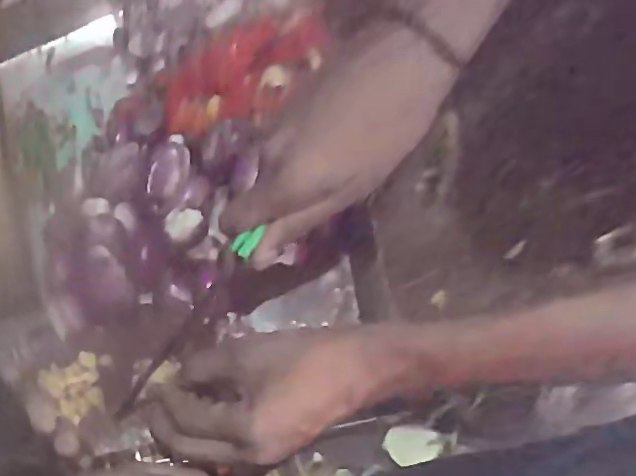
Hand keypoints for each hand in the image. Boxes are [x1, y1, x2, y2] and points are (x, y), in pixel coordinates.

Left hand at [149, 327, 416, 464]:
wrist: (361, 370)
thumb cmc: (307, 355)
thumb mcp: (248, 352)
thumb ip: (204, 365)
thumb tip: (178, 375)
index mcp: (244, 431)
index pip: (188, 421)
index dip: (166, 401)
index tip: (156, 383)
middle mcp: (247, 458)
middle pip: (189, 450)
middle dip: (164, 427)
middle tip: (152, 404)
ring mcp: (259, 462)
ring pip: (204, 456)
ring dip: (182, 436)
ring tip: (168, 410)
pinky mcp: (268, 456)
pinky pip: (223, 454)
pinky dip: (204, 438)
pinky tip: (199, 416)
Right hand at [224, 22, 457, 267]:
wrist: (404, 56)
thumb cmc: (384, 138)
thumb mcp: (345, 195)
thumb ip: (295, 225)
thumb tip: (255, 259)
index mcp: (280, 186)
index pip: (231, 221)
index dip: (242, 235)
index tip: (265, 238)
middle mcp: (265, 155)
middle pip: (251, 194)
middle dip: (272, 203)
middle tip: (313, 198)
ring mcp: (272, 125)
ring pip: (264, 166)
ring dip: (284, 174)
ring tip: (324, 164)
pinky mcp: (283, 103)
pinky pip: (275, 141)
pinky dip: (291, 149)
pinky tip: (323, 139)